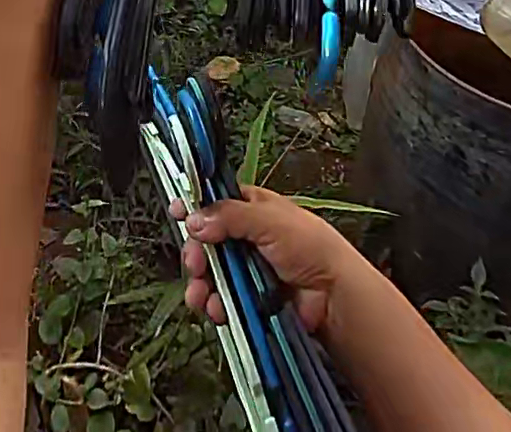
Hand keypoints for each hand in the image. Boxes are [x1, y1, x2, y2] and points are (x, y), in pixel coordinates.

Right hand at [173, 185, 364, 333]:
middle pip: (206, 240)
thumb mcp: (269, 219)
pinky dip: (213, 305)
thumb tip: (194, 219)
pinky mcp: (247, 298)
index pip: (216, 202)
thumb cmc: (310, 245)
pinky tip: (214, 308)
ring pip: (210, 273)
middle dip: (196, 252)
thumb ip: (230, 216)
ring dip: (200, 283)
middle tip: (195, 262)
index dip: (196, 207)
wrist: (333, 295)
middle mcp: (246, 236)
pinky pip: (220, 299)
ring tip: (200, 292)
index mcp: (252, 208)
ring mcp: (246, 268)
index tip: (177, 211)